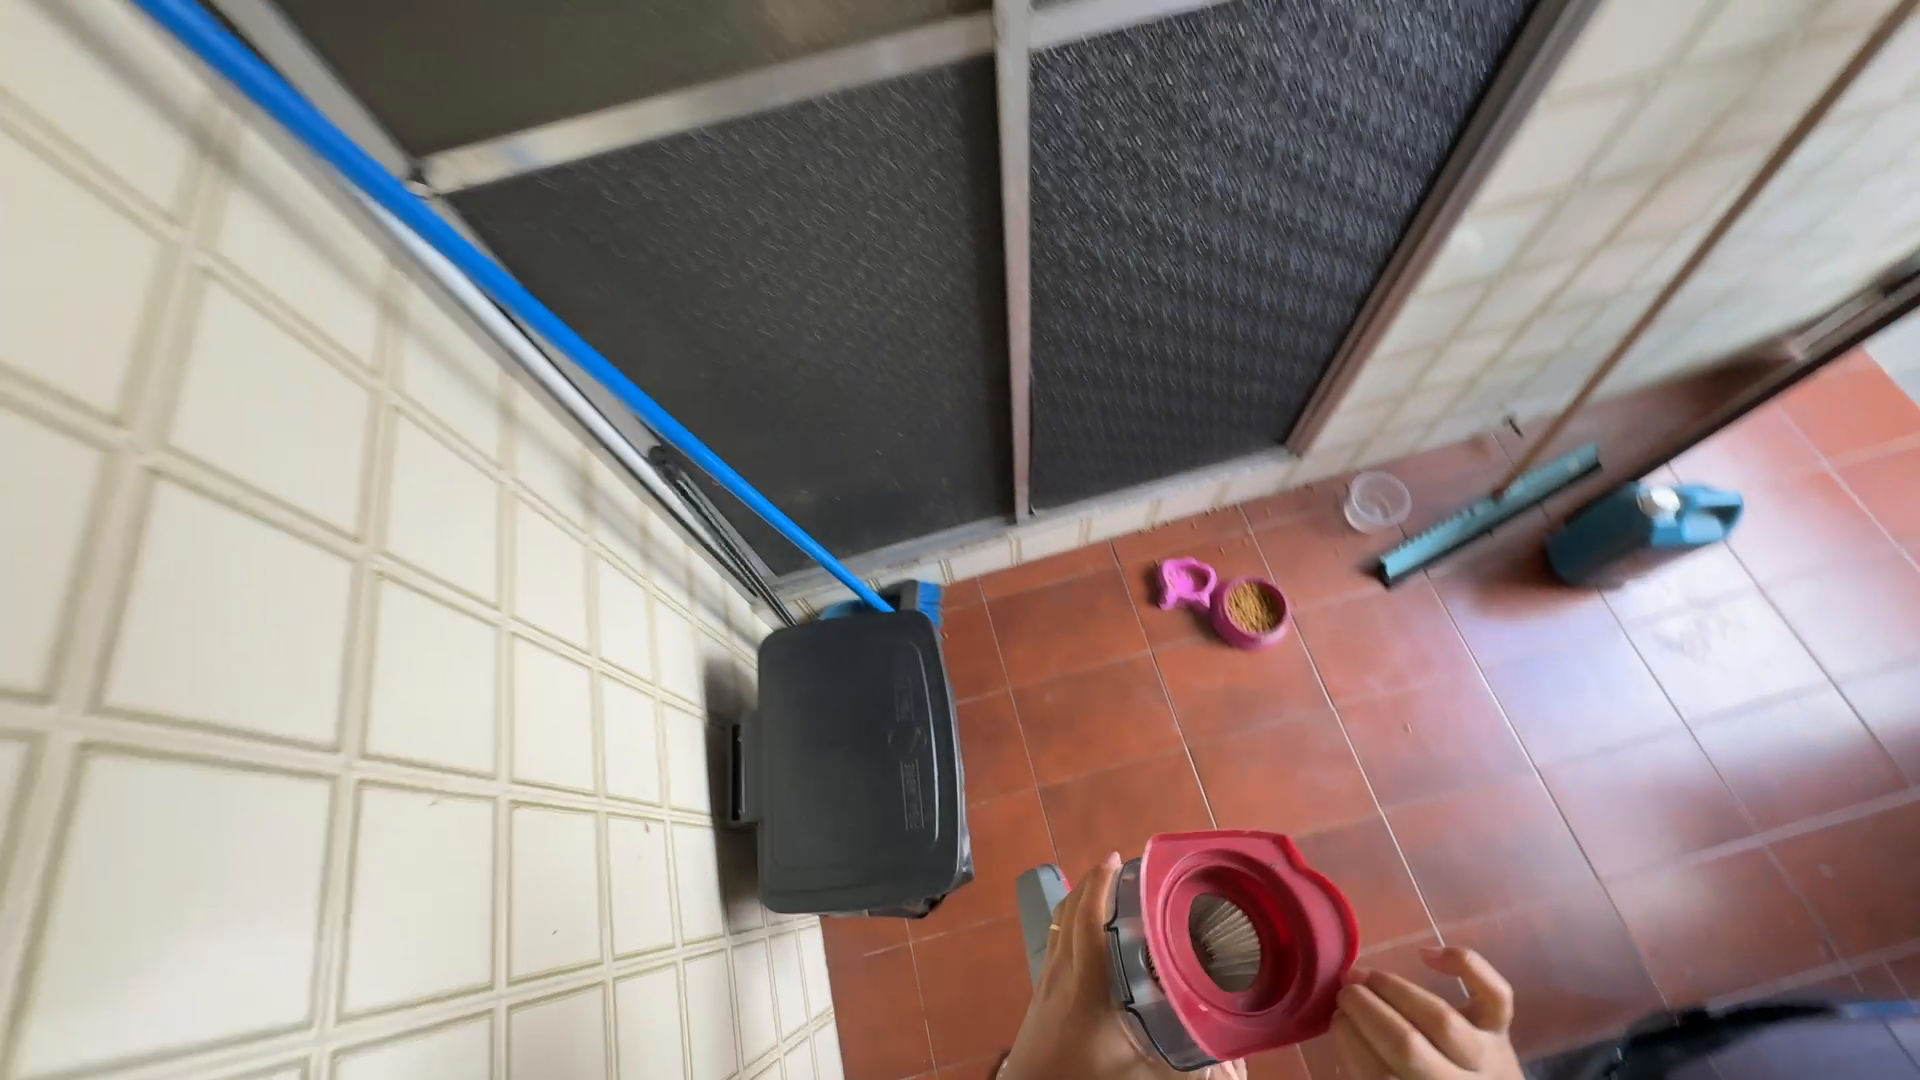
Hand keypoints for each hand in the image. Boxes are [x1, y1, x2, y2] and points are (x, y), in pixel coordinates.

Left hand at [1001, 853, 1246, 1079]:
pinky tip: (1092, 933)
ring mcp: (1047, 977)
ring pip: (1061, 922)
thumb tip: (1230, 1056)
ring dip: (1082, 899)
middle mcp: (1062, 969)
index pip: (1088, 916)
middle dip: (1094, 882)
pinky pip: (1057, 938)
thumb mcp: (1141, 1073)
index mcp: (1085, 982)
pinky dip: (1073, 921)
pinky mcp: (1041, 989)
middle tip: (1124, 871)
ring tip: (1110, 892)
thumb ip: (1187, 1064)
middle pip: (1071, 909)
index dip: (1100, 882)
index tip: (1116, 858)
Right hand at [1331, 946, 1521, 1079]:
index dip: (1349, 1040)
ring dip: (1393, 989)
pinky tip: (1426, 954)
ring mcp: (1489, 1060)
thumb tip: (1342, 1020)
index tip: (1334, 1018)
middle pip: (1409, 1046)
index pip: (1380, 1076)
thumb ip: (1367, 1065)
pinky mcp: (1503, 1034)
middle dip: (1365, 1009)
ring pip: (1442, 1019)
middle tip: (1343, 992)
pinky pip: (1496, 996)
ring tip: (1366, 976)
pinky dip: (1463, 965)